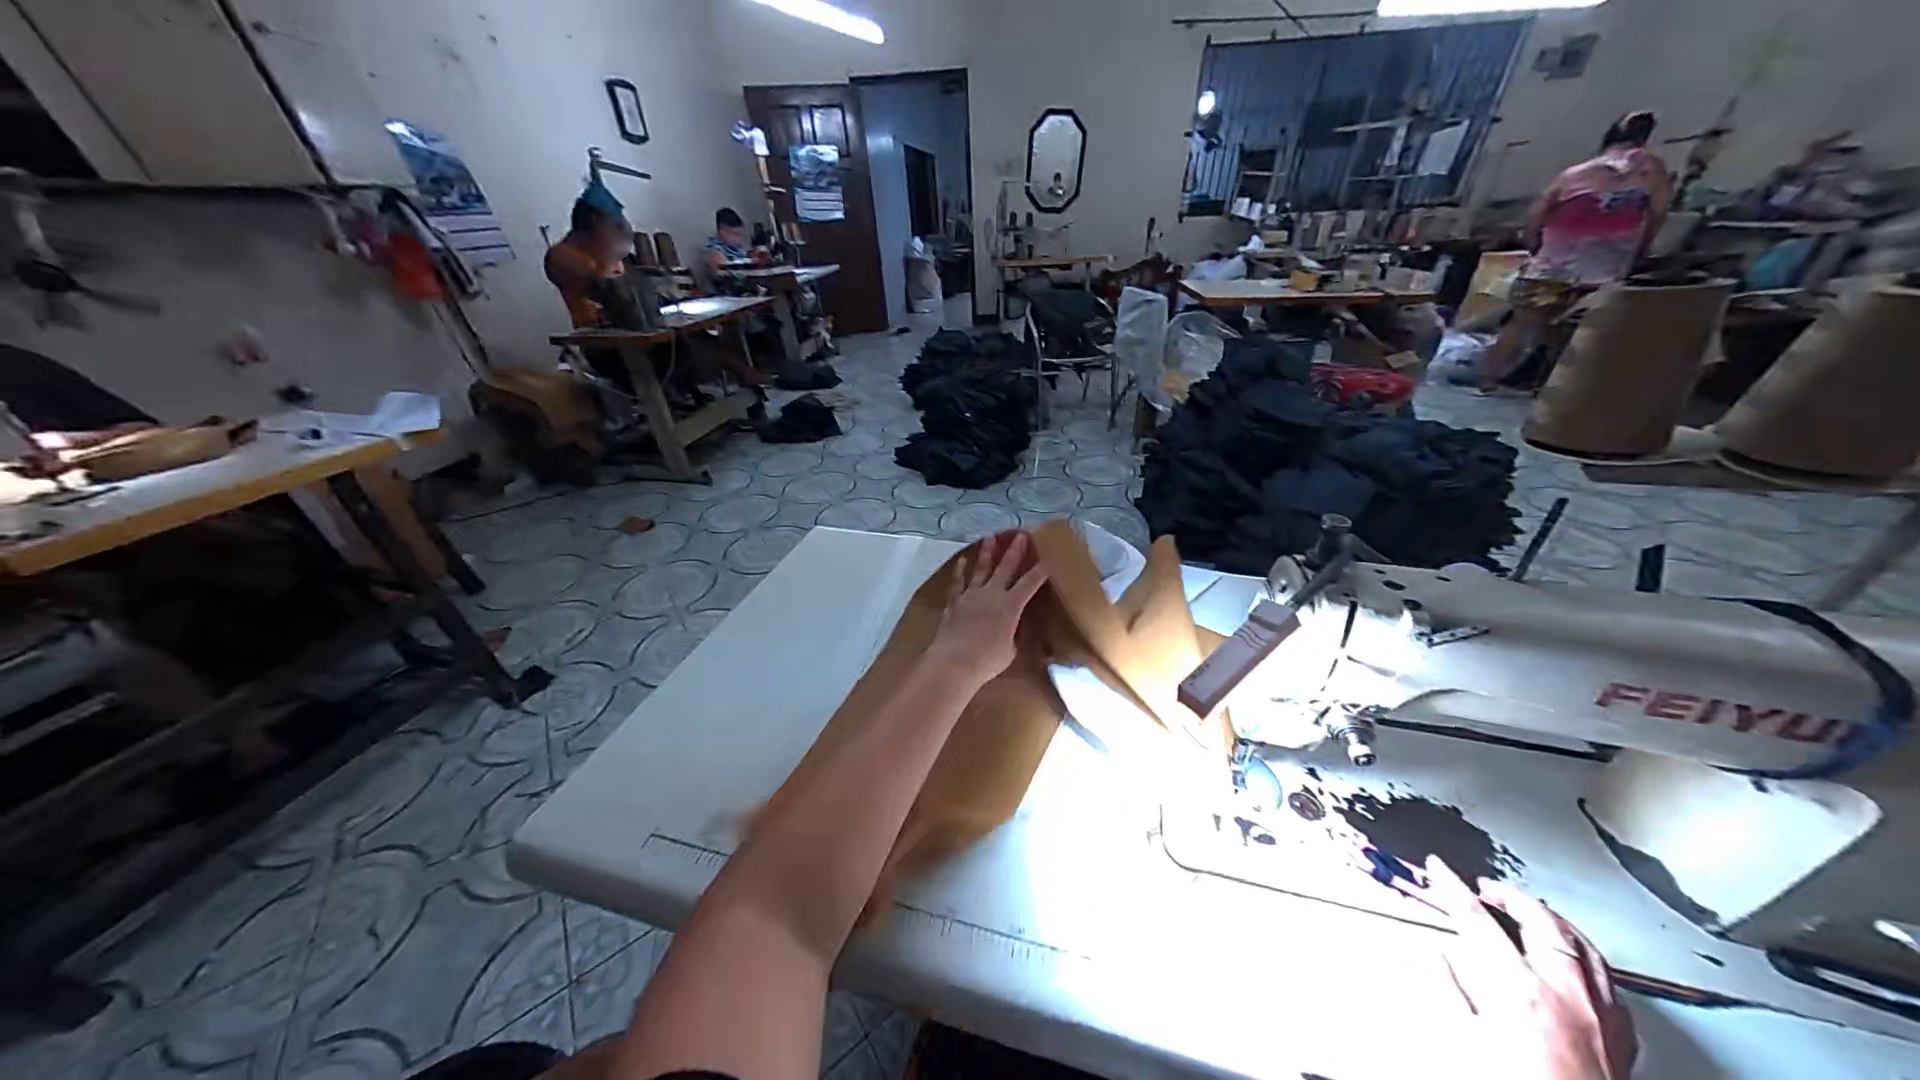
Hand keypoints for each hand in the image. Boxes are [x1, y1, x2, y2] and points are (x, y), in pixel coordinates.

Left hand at [926, 530, 1047, 687]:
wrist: (954, 661)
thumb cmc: (987, 660)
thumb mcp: (1010, 650)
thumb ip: (1012, 635)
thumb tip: (1012, 631)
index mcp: (1010, 606)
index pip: (1030, 583)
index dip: (1040, 571)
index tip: (1049, 559)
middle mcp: (991, 594)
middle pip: (1005, 568)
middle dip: (1014, 551)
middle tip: (1020, 535)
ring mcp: (971, 596)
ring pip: (980, 570)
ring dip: (986, 553)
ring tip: (990, 538)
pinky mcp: (954, 602)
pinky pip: (958, 583)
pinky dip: (960, 571)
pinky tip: (961, 561)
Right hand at [1427, 856, 1636, 1079]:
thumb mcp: (1462, 1040)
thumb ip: (1443, 989)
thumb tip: (1431, 955)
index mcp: (1520, 990)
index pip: (1476, 919)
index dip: (1452, 888)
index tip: (1439, 870)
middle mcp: (1566, 994)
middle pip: (1540, 920)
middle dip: (1508, 894)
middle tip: (1485, 887)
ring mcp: (1600, 1015)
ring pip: (1582, 945)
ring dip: (1551, 919)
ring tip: (1531, 910)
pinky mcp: (1622, 1038)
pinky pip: (1609, 983)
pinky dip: (1586, 959)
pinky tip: (1576, 962)